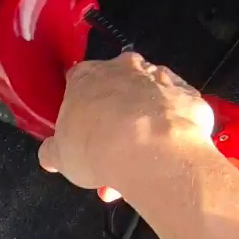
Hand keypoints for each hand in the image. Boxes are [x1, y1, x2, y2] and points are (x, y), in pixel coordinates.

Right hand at [39, 53, 225, 216]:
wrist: (151, 152)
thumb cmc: (98, 147)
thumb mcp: (59, 157)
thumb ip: (52, 152)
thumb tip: (50, 154)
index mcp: (86, 76)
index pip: (76, 85)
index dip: (77, 112)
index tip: (79, 133)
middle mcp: (124, 68)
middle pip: (114, 95)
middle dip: (110, 127)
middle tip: (106, 160)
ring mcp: (160, 78)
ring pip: (144, 106)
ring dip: (138, 133)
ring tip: (133, 169)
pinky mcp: (188, 95)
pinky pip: (173, 114)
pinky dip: (167, 132)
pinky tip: (159, 156)